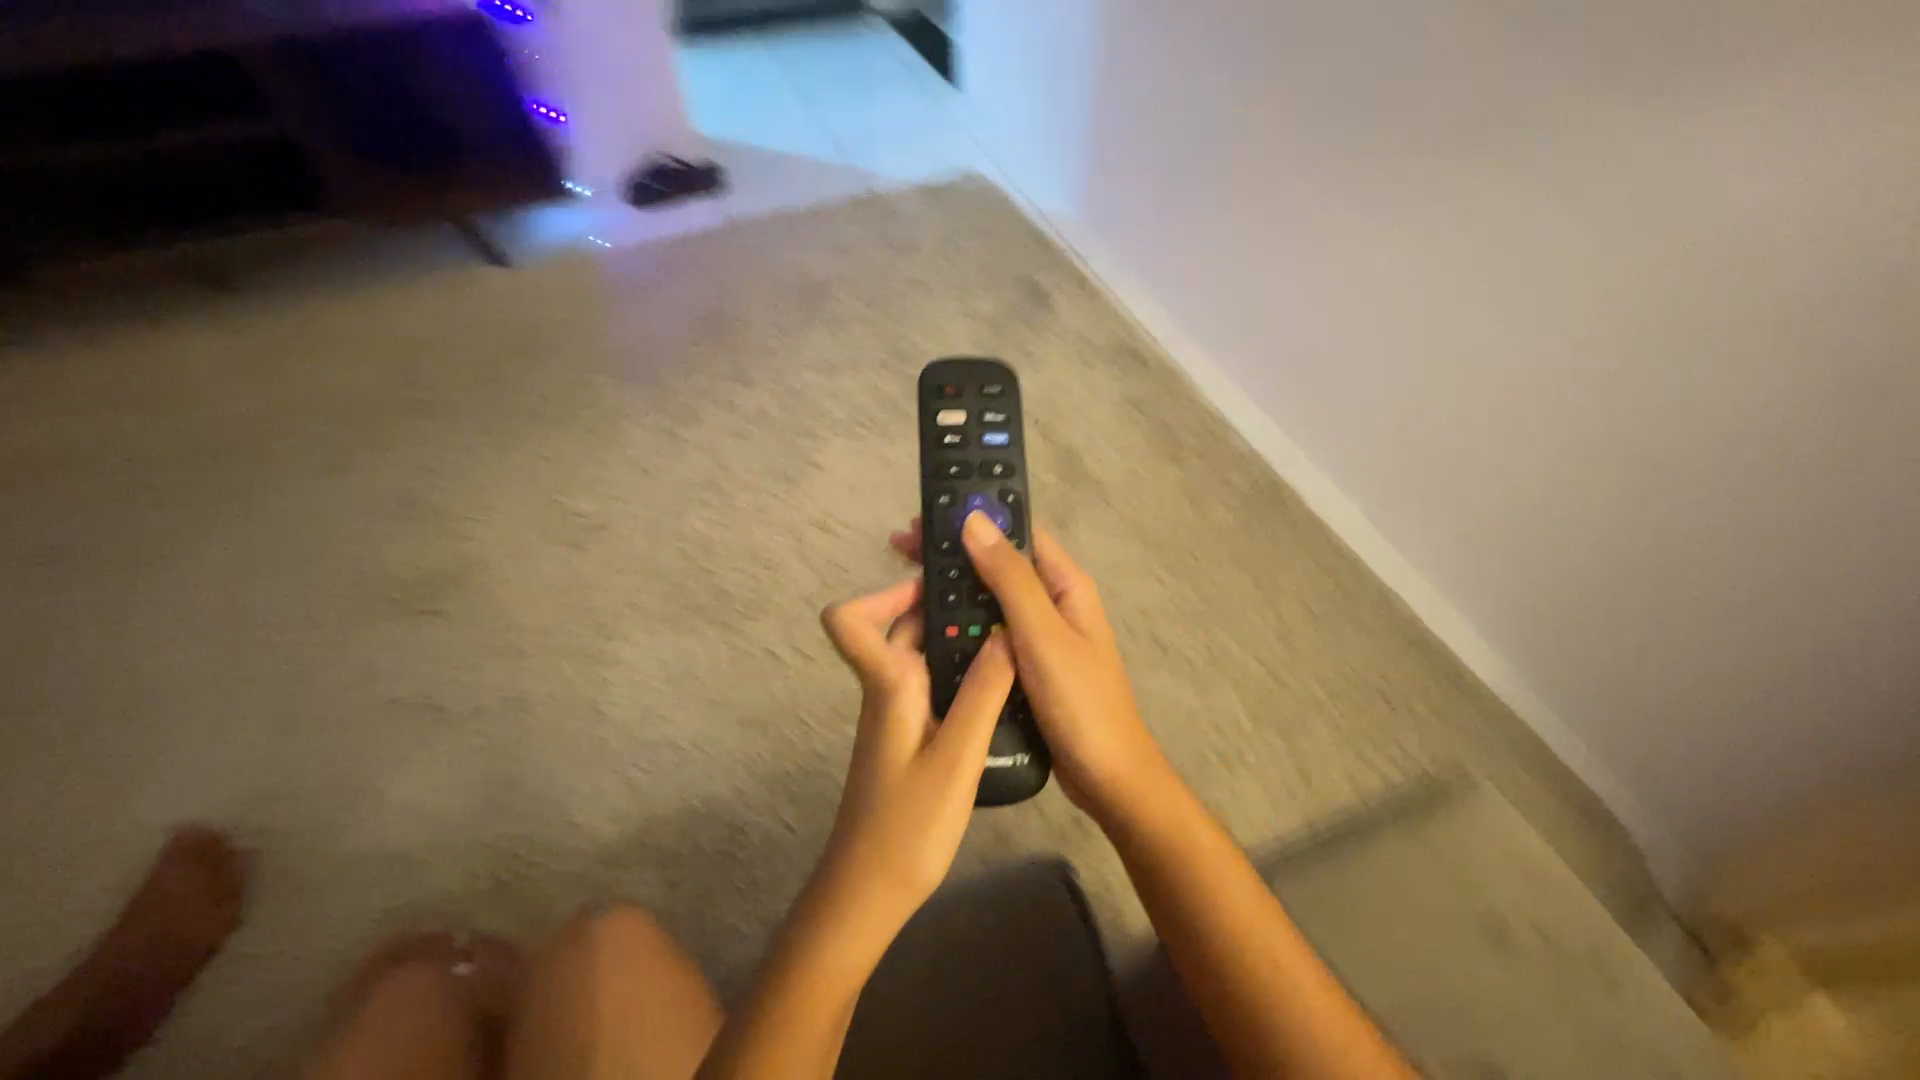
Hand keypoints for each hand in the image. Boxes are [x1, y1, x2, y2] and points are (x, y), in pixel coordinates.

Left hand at [816, 577, 1016, 930]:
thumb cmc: (908, 826)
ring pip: (920, 658)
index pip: (849, 620)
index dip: (881, 592)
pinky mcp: (910, 738)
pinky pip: (932, 687)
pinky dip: (961, 674)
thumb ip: (982, 693)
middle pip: (900, 629)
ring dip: (957, 640)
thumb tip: (1005, 631)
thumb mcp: (957, 758)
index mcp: (887, 686)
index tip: (934, 585)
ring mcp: (897, 716)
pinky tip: (1002, 685)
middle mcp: (886, 691)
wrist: (869, 892)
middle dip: (942, 606)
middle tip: (999, 598)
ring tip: (1012, 634)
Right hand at [889, 515, 1166, 819]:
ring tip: (904, 590)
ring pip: (988, 603)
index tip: (924, 520)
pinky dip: (959, 628)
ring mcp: (1038, 638)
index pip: (1016, 533)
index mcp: (1065, 585)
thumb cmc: (1080, 702)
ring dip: (952, 593)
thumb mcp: (1042, 634)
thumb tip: (973, 519)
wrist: (1107, 778)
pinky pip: (987, 636)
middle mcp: (1052, 604)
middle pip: (998, 566)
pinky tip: (926, 633)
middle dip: (952, 556)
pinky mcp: (1025, 667)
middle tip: (899, 553)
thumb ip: (1009, 578)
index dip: (973, 520)